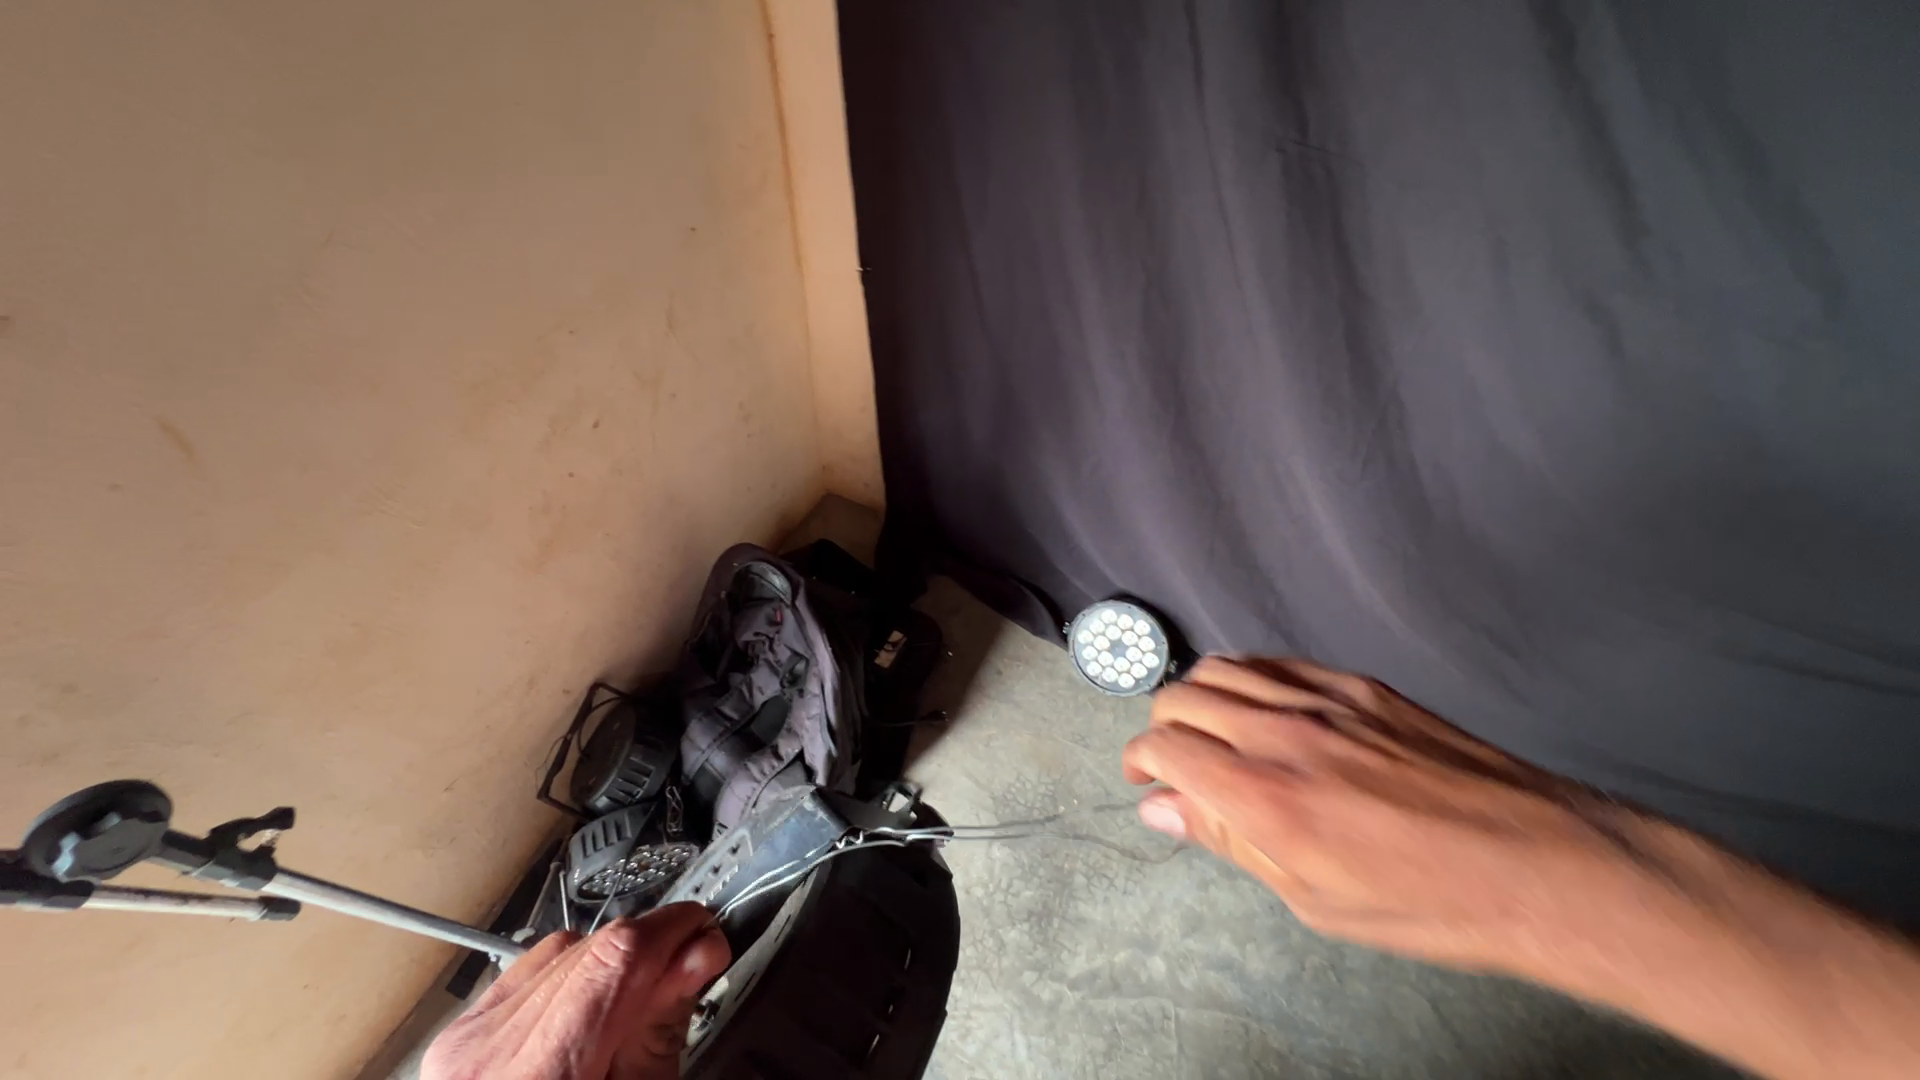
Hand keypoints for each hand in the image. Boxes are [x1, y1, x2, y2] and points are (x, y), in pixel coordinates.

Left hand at [422, 903, 730, 1079]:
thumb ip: (662, 1032)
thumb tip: (696, 955)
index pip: (616, 958)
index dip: (674, 932)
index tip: (707, 937)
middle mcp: (485, 1054)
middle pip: (595, 949)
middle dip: (654, 950)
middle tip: (687, 974)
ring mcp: (466, 1039)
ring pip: (568, 948)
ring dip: (619, 962)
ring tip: (637, 1008)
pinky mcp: (464, 1032)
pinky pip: (535, 968)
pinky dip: (579, 973)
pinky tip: (597, 1006)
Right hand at [1125, 656, 1919, 1079]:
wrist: (1545, 866)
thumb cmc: (1427, 904)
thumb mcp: (1312, 897)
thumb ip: (1227, 839)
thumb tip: (1160, 808)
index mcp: (1266, 797)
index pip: (1163, 748)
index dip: (1139, 763)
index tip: (1145, 782)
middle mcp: (1283, 733)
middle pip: (1180, 697)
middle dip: (1161, 729)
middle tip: (1174, 764)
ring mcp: (1324, 698)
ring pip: (1221, 666)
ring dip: (1198, 697)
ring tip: (1213, 732)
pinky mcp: (1359, 683)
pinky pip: (1276, 663)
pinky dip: (1247, 680)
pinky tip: (1263, 711)